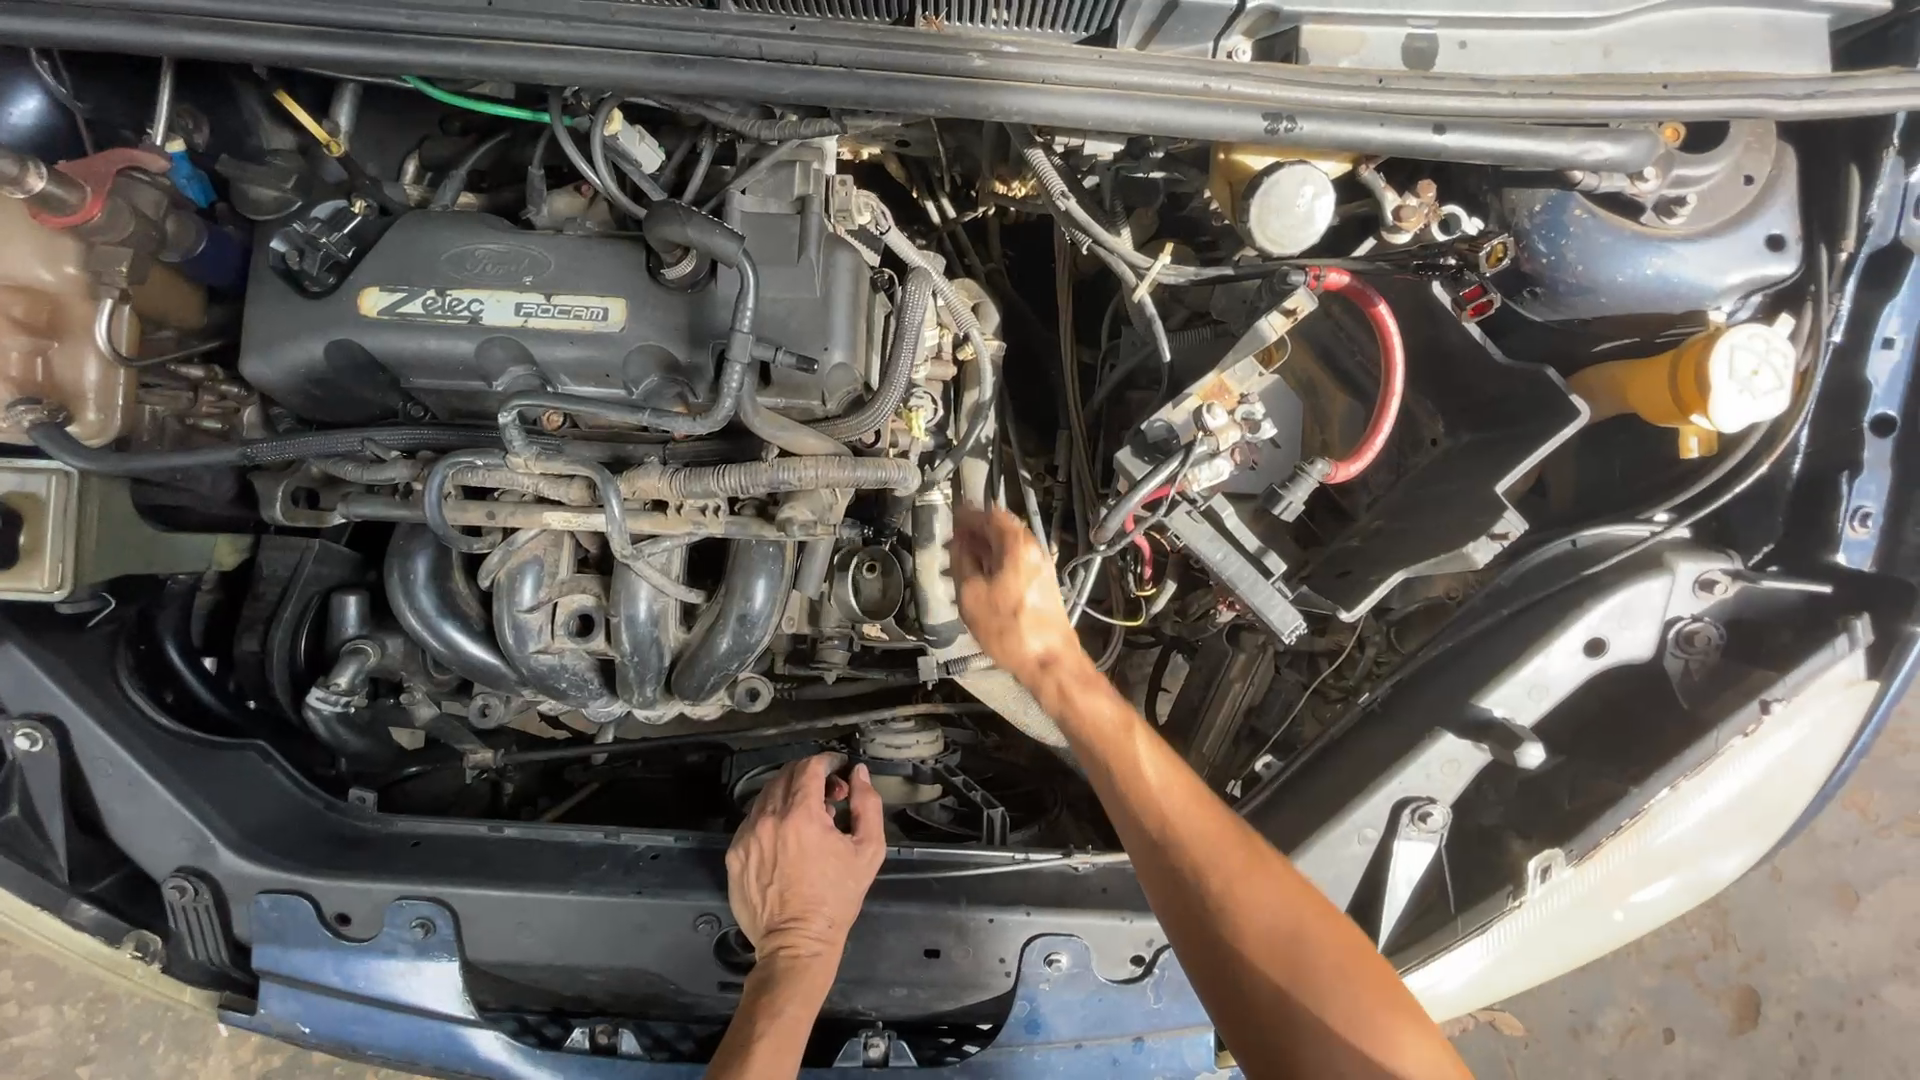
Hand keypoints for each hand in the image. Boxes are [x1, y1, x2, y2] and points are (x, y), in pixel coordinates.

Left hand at [726, 753, 886, 963]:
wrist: (797, 943)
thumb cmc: (837, 897)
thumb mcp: (868, 850)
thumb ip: (867, 804)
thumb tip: (857, 774)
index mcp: (801, 814)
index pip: (809, 766)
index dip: (827, 761)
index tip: (839, 767)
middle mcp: (768, 819)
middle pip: (786, 775)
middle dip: (810, 774)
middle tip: (830, 793)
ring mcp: (746, 837)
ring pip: (766, 795)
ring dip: (789, 793)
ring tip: (809, 816)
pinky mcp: (734, 855)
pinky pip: (753, 820)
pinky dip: (771, 817)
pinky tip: (787, 836)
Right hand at [948, 503, 1084, 682]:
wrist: (1049, 661)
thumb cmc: (1010, 630)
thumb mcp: (971, 595)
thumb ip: (962, 562)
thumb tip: (959, 545)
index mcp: (1018, 546)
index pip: (990, 514)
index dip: (968, 515)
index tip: (951, 518)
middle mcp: (1033, 551)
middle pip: (1000, 530)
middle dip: (974, 534)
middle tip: (951, 543)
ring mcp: (1040, 569)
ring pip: (1006, 549)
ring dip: (982, 552)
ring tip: (958, 564)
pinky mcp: (1041, 586)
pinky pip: (1014, 565)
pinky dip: (994, 566)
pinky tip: (978, 581)